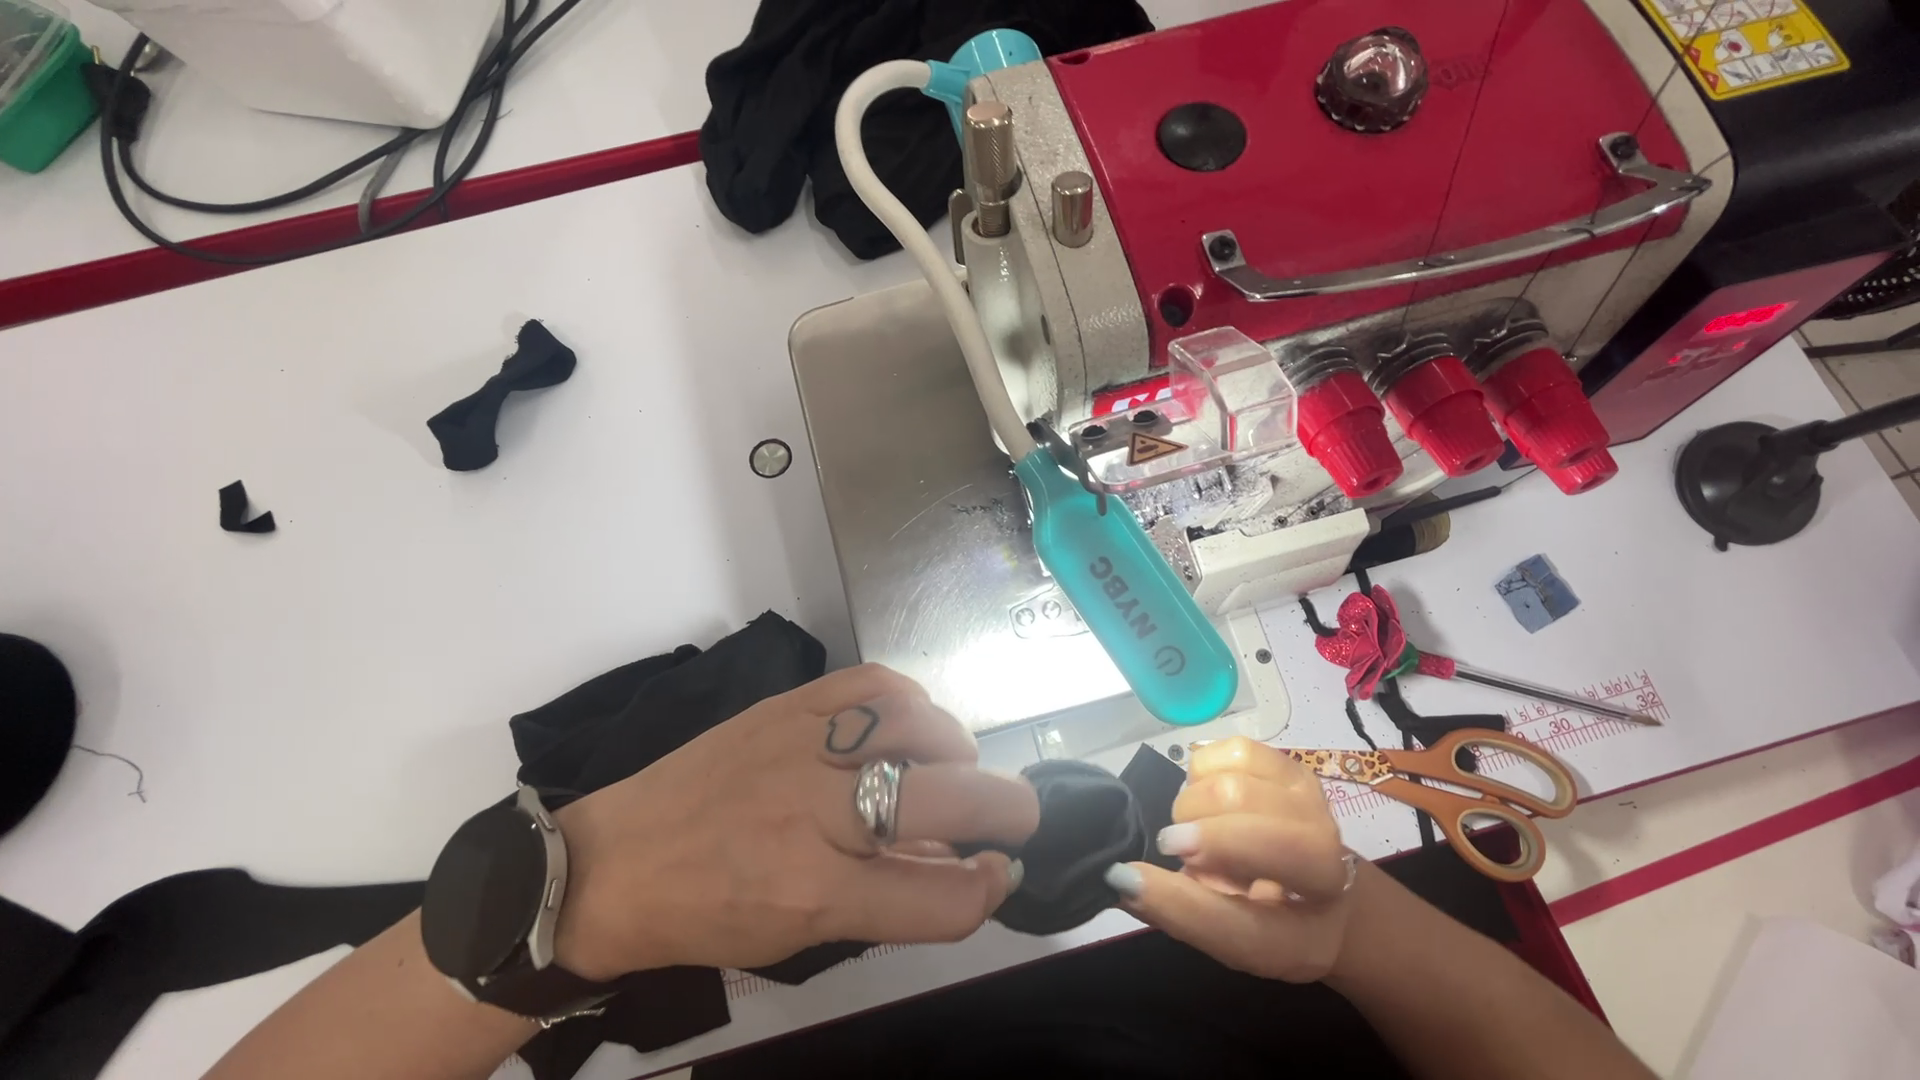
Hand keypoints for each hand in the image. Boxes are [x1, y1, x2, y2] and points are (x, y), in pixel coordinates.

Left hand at [550, 664, 1038, 979]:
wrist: (615, 862)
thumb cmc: (708, 915)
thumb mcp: (799, 934)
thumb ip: (889, 899)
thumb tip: (963, 863)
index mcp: (819, 892)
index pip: (944, 897)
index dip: (991, 886)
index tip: (1001, 871)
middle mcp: (818, 815)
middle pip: (951, 800)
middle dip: (1009, 809)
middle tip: (1016, 815)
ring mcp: (802, 748)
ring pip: (919, 726)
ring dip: (957, 748)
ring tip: (953, 765)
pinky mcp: (786, 707)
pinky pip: (873, 684)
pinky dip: (909, 701)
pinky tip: (909, 722)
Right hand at [1104, 736, 1354, 981]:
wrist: (1325, 898)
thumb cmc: (1279, 926)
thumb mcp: (1238, 941)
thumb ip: (1180, 910)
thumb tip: (1118, 875)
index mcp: (1320, 877)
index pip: (1271, 849)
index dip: (1214, 846)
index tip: (1163, 856)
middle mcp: (1320, 823)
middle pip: (1237, 797)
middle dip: (1191, 823)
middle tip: (1184, 853)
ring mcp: (1302, 787)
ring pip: (1228, 772)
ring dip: (1195, 801)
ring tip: (1199, 829)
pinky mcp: (1284, 763)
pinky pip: (1231, 750)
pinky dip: (1203, 772)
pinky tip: (1206, 798)